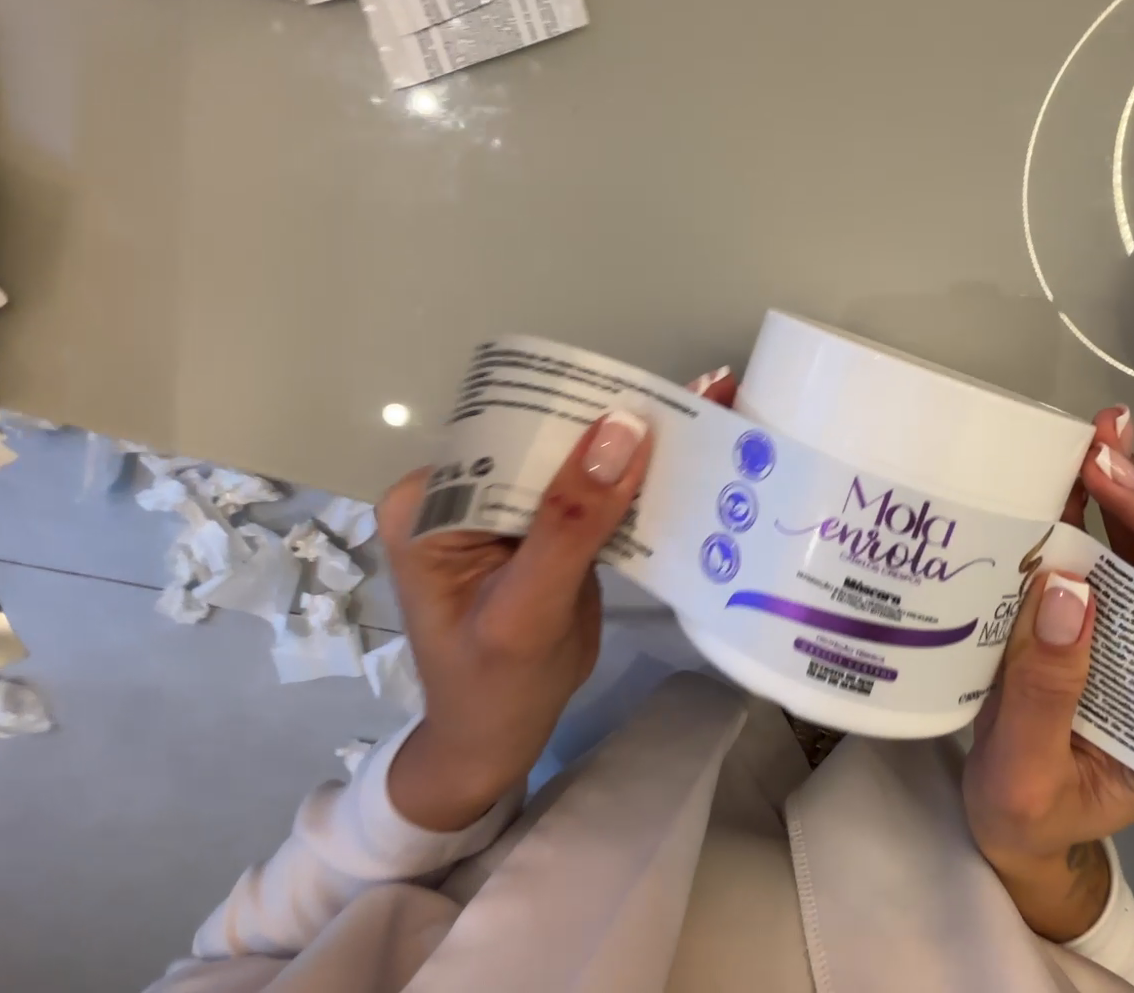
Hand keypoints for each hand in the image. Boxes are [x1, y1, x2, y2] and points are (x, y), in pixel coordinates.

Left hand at [375, 407, 655, 830]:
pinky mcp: (544, 531)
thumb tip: (622, 430)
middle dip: (616, 429)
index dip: (578, 415)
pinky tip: (685, 464)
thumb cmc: (496, 685)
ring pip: (576, 467)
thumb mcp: (529, 607)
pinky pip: (592, 496)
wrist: (501, 739)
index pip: (508, 437)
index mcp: (429, 503)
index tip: (651, 394)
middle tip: (697, 397)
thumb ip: (569, 523)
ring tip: (704, 416)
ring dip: (635, 453)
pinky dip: (635, 488)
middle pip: (547, 444)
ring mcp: (506, 513)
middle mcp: (462, 495)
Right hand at [963, 406, 1133, 939]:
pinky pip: (1091, 560)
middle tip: (1105, 440)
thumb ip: (1048, 693)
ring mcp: (1128, 639)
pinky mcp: (1085, 623)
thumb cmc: (1025, 819)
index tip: (1121, 487)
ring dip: (1117, 491)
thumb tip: (1067, 588)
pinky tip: (1062, 474)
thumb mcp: (1029, 776)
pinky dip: (1078, 513)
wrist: (1003, 833)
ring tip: (1092, 436)